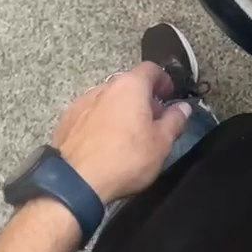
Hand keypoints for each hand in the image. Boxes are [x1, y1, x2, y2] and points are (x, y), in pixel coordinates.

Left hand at [51, 62, 191, 203]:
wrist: (76, 182)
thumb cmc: (124, 159)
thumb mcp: (161, 144)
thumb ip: (175, 121)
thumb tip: (183, 108)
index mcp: (131, 85)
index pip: (151, 69)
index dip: (164, 80)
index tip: (170, 94)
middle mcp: (106, 87)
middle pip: (129, 84)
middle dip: (144, 99)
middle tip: (153, 121)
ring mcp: (84, 102)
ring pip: (109, 99)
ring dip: (121, 110)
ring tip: (129, 136)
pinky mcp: (68, 119)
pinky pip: (91, 114)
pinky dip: (101, 122)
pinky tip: (105, 144)